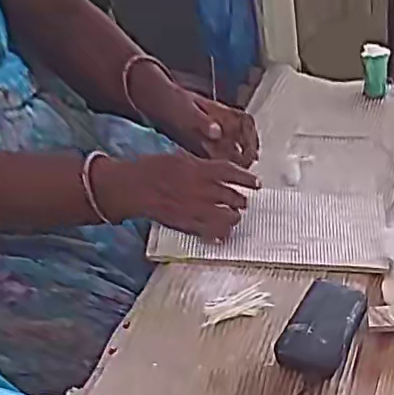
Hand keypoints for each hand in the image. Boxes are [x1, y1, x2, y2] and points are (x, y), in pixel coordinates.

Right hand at [98, 152, 257, 239]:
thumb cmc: (153, 170)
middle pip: (234, 197)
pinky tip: (223, 236)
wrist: (135, 187)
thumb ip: (199, 165)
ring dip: (233, 218)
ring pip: (229, 217)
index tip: (258, 183)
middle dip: (241, 201)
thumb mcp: (179, 158)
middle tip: (242, 202)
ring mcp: (199, 208)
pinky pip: (214, 233)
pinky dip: (221, 235)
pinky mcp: (192, 224)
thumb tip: (214, 171)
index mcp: (200, 169)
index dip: (247, 179)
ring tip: (233, 217)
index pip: (231, 172)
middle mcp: (204, 189)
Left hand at [129, 68, 259, 166]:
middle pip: (244, 143)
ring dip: (236, 166)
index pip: (247, 123)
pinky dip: (222, 170)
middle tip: (244, 172)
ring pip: (235, 153)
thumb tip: (216, 132)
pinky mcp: (208, 146)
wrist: (156, 102)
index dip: (252, 138)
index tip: (251, 152)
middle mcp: (223, 124)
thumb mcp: (187, 109)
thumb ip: (202, 121)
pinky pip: (222, 160)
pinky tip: (218, 178)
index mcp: (222, 112)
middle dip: (246, 158)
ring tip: (234, 179)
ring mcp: (217, 136)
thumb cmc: (172, 102)